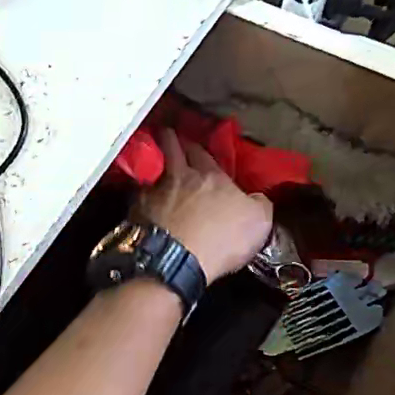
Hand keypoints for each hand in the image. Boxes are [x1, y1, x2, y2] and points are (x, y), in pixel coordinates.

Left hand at [139, 129, 272, 282]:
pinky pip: (137, 199)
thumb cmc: (221, 240)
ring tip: (152, 170)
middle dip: (170, 139)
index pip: (203, 152)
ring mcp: (154, 193)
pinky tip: (141, 206)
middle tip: (167, 133)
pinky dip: (140, 199)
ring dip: (152, 169)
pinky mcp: (135, 213)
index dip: (198, 146)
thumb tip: (256, 197)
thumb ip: (259, 203)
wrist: (178, 261)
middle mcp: (180, 178)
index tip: (194, 143)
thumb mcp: (259, 221)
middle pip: (172, 149)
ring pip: (152, 172)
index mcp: (211, 176)